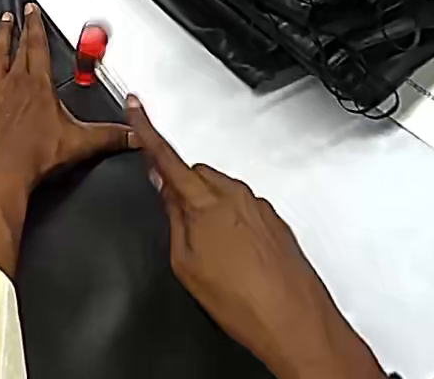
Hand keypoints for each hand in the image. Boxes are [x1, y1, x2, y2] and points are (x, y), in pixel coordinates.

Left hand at [0, 5, 135, 275]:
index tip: (33, 10)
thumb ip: (108, 136)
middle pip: (19, 46)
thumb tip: (134, 134)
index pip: (39, 46)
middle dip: (21, 26)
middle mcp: (15, 79)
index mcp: (39, 83)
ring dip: (0, 35)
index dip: (36, 26)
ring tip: (2, 21)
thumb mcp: (79, 143)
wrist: (1, 169)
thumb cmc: (37, 155)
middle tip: (19, 10)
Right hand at [128, 96, 382, 378]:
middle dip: (184, 188)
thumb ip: (172, 216)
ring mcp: (257, 204)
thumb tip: (163, 188)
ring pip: (219, 189)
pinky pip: (243, 206)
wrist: (299, 327)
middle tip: (182, 224)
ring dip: (210, 207)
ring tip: (217, 254)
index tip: (135, 105)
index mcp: (205, 201)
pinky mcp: (274, 218)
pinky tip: (238, 259)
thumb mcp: (186, 263)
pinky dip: (233, 221)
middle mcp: (234, 194)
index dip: (146, 128)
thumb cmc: (245, 304)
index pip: (165, 155)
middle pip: (195, 172)